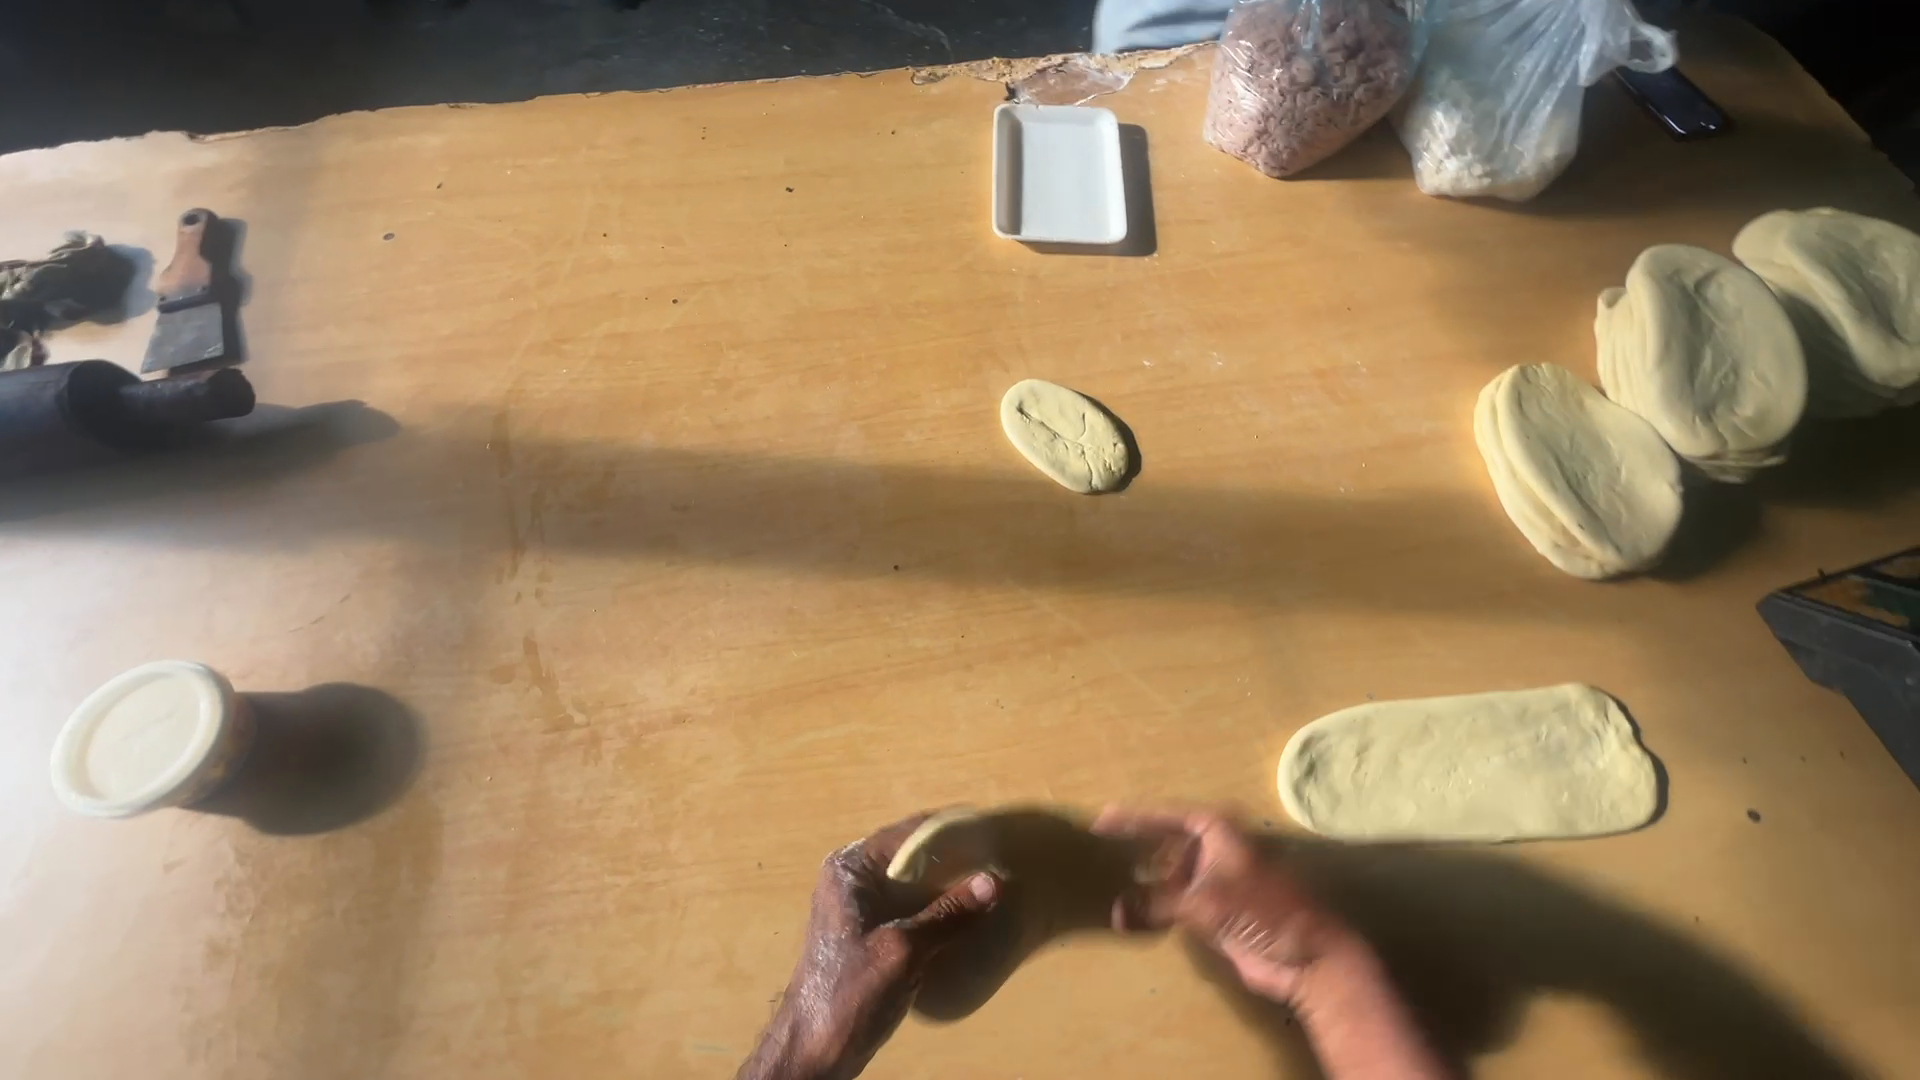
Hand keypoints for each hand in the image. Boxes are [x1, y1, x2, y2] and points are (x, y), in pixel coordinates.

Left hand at [739, 812, 1001, 1079]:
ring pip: (910, 880)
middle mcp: (852, 876)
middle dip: (949, 856)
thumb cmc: (849, 994)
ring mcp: (857, 905)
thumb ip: (947, 914)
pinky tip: (962, 915)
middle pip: (910, 854)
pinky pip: (907, 904)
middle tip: (993, 858)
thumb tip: (994, 881)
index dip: (947, 829)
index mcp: (851, 868)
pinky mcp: (866, 931)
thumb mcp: (903, 951)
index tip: (987, 830)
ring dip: (944, 882)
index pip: (907, 832)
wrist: (811, 1053)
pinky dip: (933, 904)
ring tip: (985, 882)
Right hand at [1091, 807, 1352, 1006]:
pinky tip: (1132, 911)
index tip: (1100, 821)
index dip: (1132, 819)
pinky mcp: (1216, 909)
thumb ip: (1157, 904)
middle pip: (1165, 840)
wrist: (1309, 957)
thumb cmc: (1263, 910)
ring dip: (1145, 879)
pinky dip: (1157, 904)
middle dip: (1136, 846)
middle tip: (1100, 850)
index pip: (1163, 816)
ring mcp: (1215, 878)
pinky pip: (1177, 901)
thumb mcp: (1206, 902)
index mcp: (1216, 829)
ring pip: (1170, 872)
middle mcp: (1214, 847)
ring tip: (1109, 880)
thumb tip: (1115, 913)